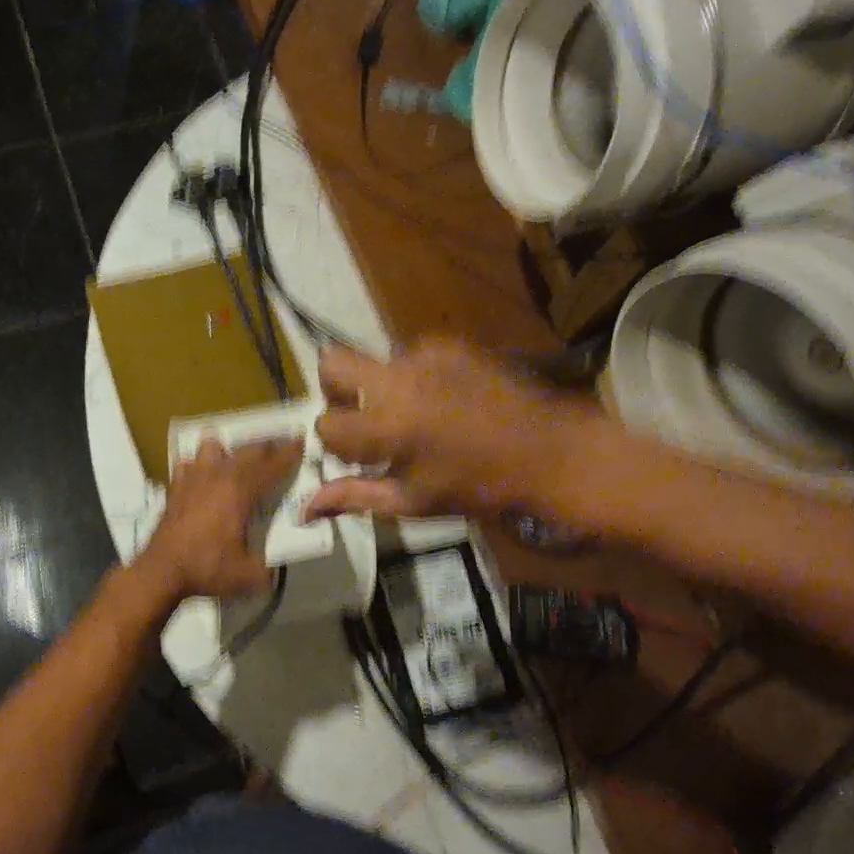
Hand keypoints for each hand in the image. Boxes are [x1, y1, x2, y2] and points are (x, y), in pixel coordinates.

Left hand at [132, 437, 304, 602]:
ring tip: (235, 459)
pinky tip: (201, 476)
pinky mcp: (174, 487)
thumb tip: (273, 571)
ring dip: (227, 449)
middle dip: (266, 446)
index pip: (271, 465)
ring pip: (211, 446)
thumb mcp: (249, 577)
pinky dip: (198, 465)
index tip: (300, 441)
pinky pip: (187, 464)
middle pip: (246, 450)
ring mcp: (192, 478)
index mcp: (240, 492)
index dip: (289, 453)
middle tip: (279, 445)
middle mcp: (218, 477)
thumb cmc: (208, 568)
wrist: (162, 571)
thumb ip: (268, 570)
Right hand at [304, 340, 601, 522]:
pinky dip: (414, 377)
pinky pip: (411, 355)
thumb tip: (302, 509)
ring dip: (380, 387)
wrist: (551, 452)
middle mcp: (398, 380)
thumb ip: (354, 497)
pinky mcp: (449, 343)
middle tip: (363, 418)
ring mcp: (425, 355)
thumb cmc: (478, 486)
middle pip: (331, 362)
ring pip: (374, 361)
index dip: (336, 443)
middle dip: (335, 390)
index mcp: (387, 425)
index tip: (360, 456)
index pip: (326, 423)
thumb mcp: (412, 501)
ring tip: (417, 415)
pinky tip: (444, 402)